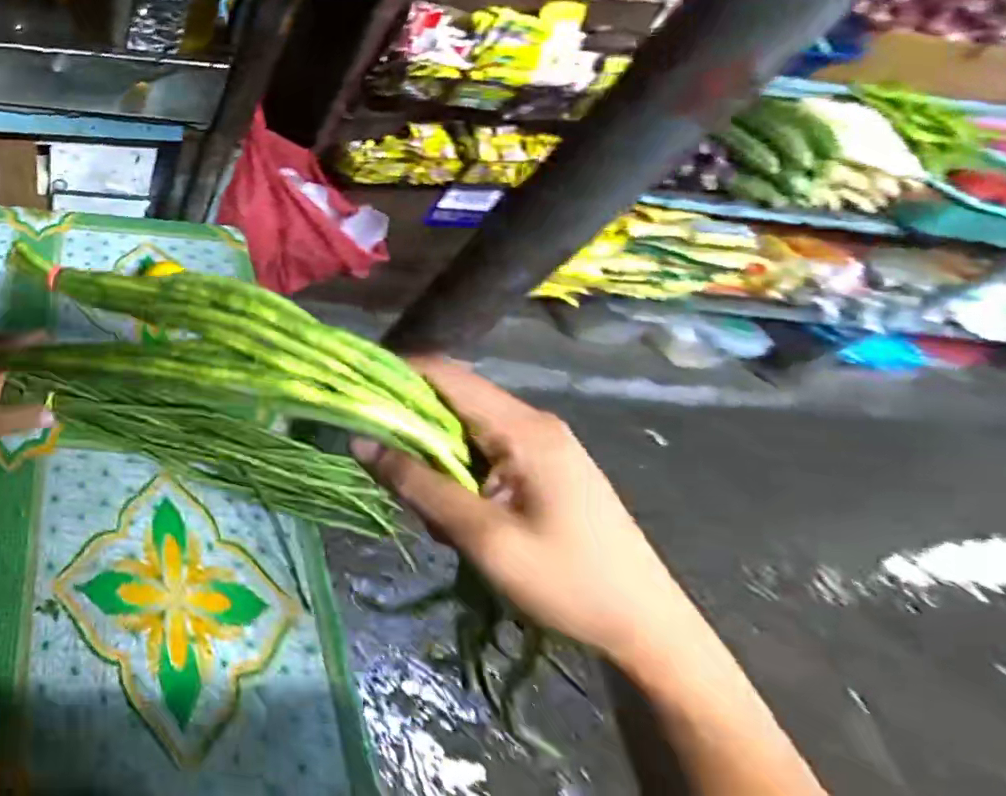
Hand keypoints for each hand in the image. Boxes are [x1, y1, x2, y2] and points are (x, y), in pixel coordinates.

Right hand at [352, 356, 701, 667]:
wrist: (650, 630)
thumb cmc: (569, 582)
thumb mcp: (483, 537)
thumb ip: (418, 486)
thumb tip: (359, 441)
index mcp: (523, 428)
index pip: (446, 374)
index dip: (396, 374)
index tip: (355, 395)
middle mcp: (531, 422)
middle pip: (452, 401)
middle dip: (412, 432)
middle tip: (389, 474)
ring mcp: (540, 444)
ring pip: (464, 430)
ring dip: (434, 462)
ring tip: (434, 517)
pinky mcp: (543, 467)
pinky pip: (484, 453)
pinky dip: (458, 476)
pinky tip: (459, 520)